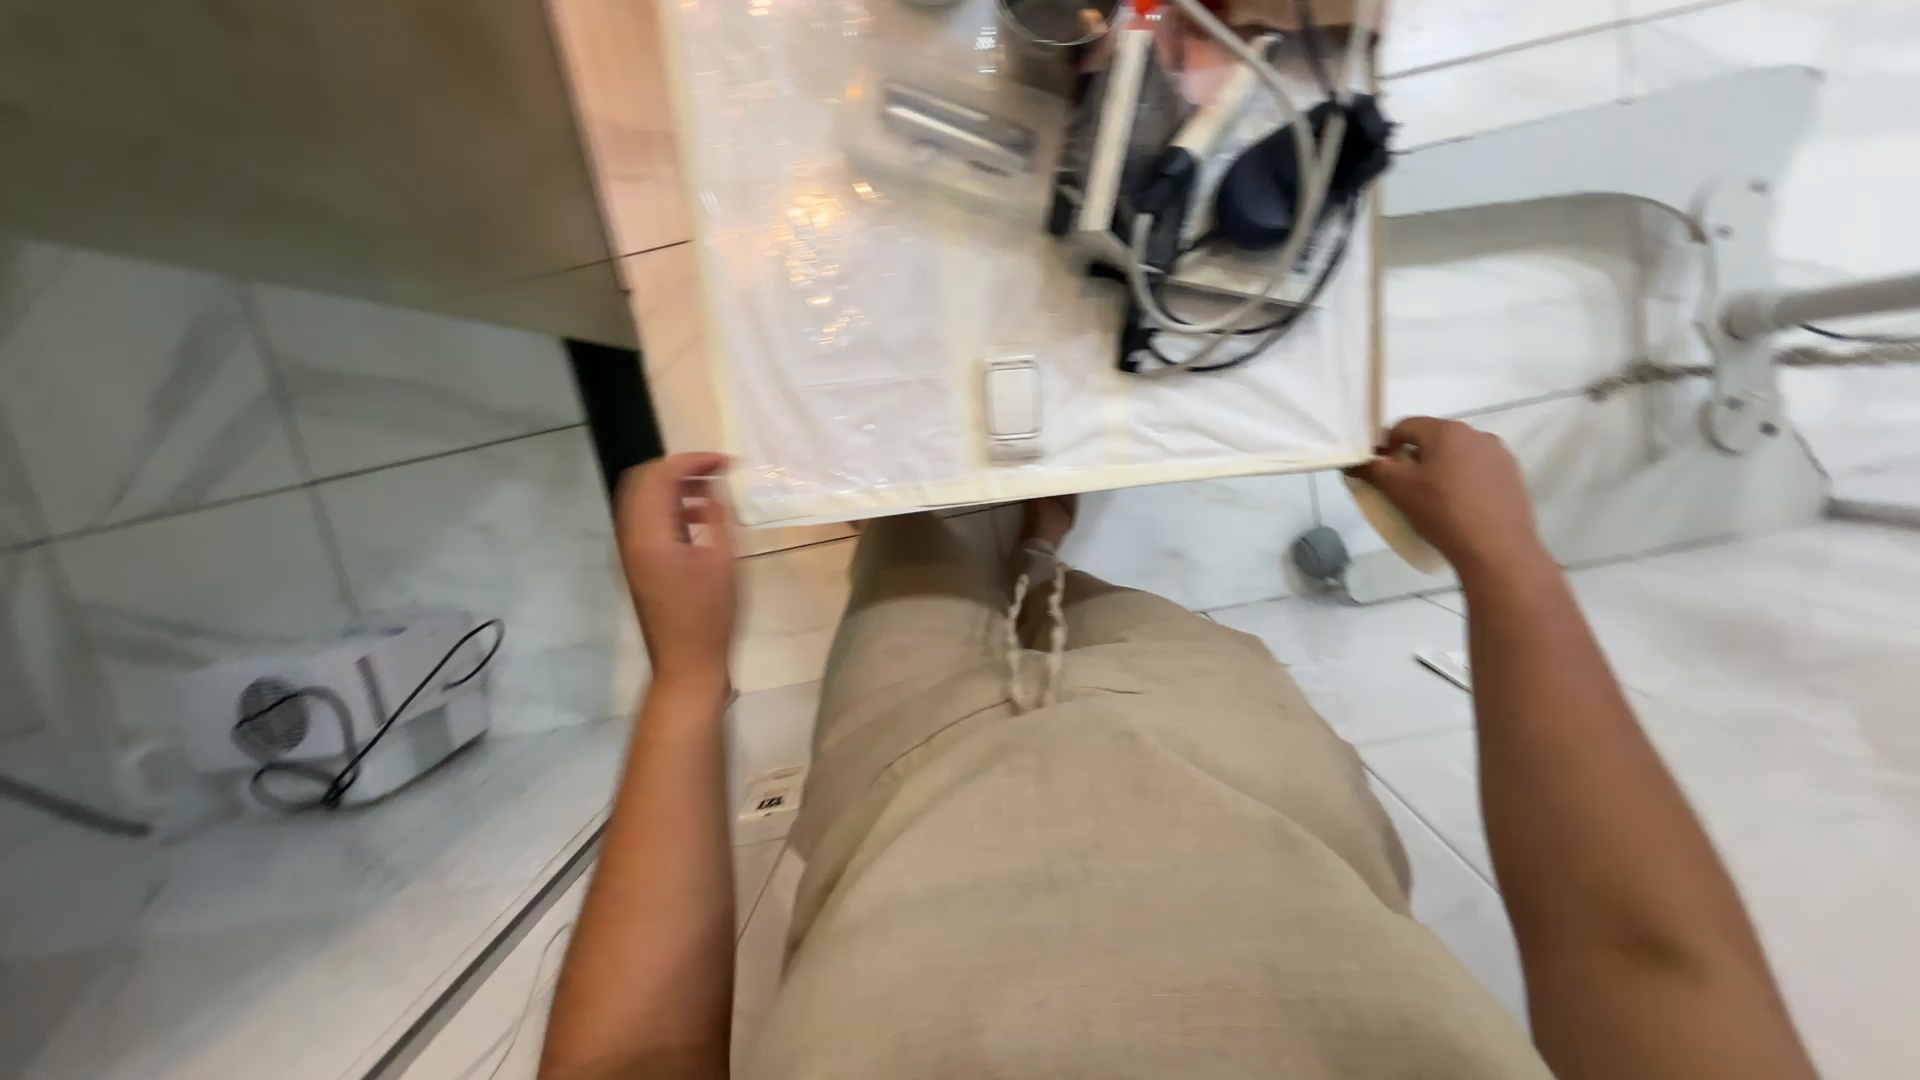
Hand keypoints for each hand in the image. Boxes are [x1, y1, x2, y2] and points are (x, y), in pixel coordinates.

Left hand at [615, 453, 738, 690]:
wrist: (686, 663)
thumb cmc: (710, 615)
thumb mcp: (723, 561)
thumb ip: (716, 515)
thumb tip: (713, 485)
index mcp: (648, 534)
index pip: (660, 476)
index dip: (693, 461)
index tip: (727, 463)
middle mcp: (630, 537)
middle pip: (643, 481)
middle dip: (679, 468)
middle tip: (716, 471)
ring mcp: (630, 551)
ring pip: (644, 499)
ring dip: (675, 487)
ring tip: (713, 492)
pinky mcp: (638, 563)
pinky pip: (647, 520)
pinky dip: (671, 508)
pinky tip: (701, 519)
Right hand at [1346, 417, 1545, 577]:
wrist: (1495, 547)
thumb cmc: (1441, 511)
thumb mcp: (1397, 489)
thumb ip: (1373, 469)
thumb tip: (1354, 462)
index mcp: (1448, 431)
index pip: (1405, 426)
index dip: (1386, 444)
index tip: (1380, 469)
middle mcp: (1477, 434)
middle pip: (1433, 438)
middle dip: (1414, 456)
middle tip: (1404, 485)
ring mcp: (1499, 455)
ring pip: (1457, 454)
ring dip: (1440, 467)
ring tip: (1433, 496)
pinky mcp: (1512, 475)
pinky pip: (1478, 469)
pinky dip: (1462, 479)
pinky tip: (1458, 504)